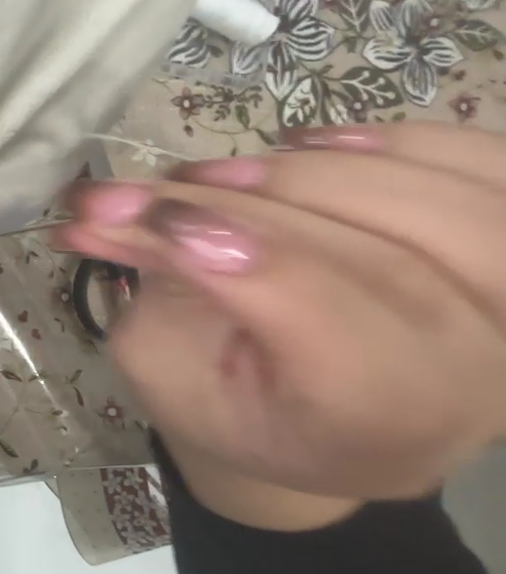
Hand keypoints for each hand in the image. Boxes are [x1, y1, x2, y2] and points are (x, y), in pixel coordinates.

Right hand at [55, 123, 505, 526]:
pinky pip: (492, 169)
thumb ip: (156, 284)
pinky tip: (309, 146)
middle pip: (392, 258)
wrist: (324, 432)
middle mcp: (482, 376)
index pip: (331, 322)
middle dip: (260, 203)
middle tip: (160, 183)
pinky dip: (398, 141)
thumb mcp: (161, 362)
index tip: (144, 213)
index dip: (245, 255)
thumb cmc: (228, 405)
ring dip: (320, 172)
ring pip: (458, 207)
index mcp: (377, 420)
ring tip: (222, 171)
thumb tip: (106, 207)